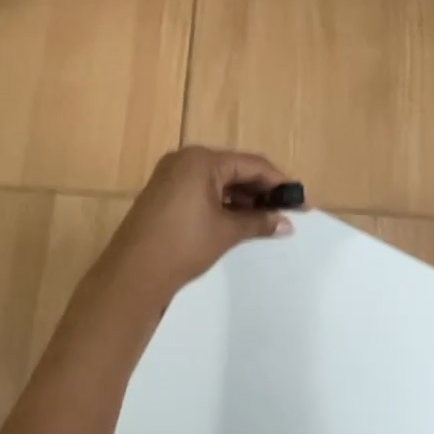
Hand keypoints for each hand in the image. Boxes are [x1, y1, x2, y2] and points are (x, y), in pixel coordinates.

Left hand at [91, 147, 295, 305]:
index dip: (279, 182)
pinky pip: (202, 190)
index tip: (300, 199)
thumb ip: (258, 222)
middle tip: (286, 210)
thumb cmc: (182, 245)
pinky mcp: (164, 193)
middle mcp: (185, 160)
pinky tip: (241, 220)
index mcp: (201, 160)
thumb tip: (286, 223)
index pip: (251, 164)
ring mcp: (171, 176)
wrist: (132, 274)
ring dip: (243, 198)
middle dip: (261, 190)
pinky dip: (223, 202)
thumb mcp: (226, 232)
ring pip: (218, 181)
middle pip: (234, 169)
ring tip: (268, 218)